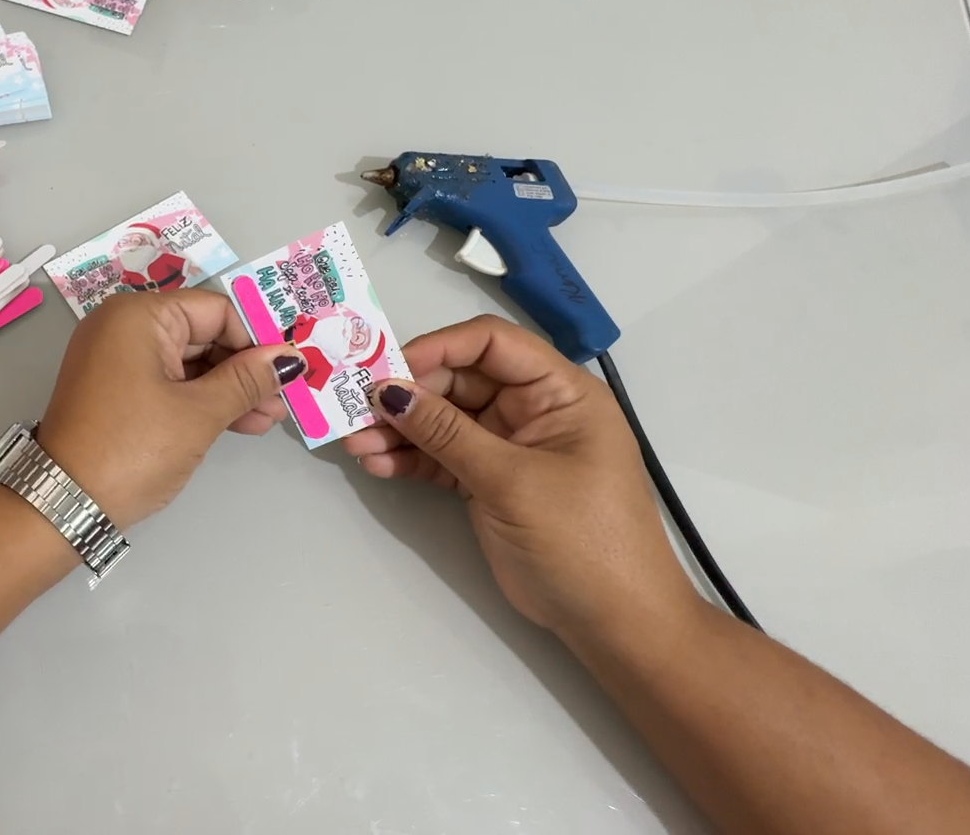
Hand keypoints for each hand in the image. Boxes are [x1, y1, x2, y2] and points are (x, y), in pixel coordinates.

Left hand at [37, 290, 303, 528]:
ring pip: (189, 361)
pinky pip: (169, 380)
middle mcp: (123, 326)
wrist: (65, 502)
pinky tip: (240, 421)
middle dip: (246, 367)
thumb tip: (288, 358)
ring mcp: (117, 357)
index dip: (257, 338)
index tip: (291, 368)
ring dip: (229, 387)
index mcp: (138, 315)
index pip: (215, 310)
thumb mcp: (198, 414)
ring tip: (270, 417)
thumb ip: (247, 380)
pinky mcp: (116, 387)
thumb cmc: (133, 448)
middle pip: (203, 333)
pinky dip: (201, 398)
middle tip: (287, 398)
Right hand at [343, 315, 703, 639]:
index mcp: (558, 393)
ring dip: (396, 430)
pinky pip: (435, 454)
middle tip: (358, 412)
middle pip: (455, 380)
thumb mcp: (512, 480)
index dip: (439, 348)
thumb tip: (387, 391)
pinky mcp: (483, 478)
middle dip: (405, 396)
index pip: (492, 344)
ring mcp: (504, 445)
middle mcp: (529, 409)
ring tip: (356, 445)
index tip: (390, 370)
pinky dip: (405, 458)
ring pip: (438, 419)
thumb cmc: (583, 541)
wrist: (613, 625)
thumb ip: (446, 432)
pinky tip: (376, 465)